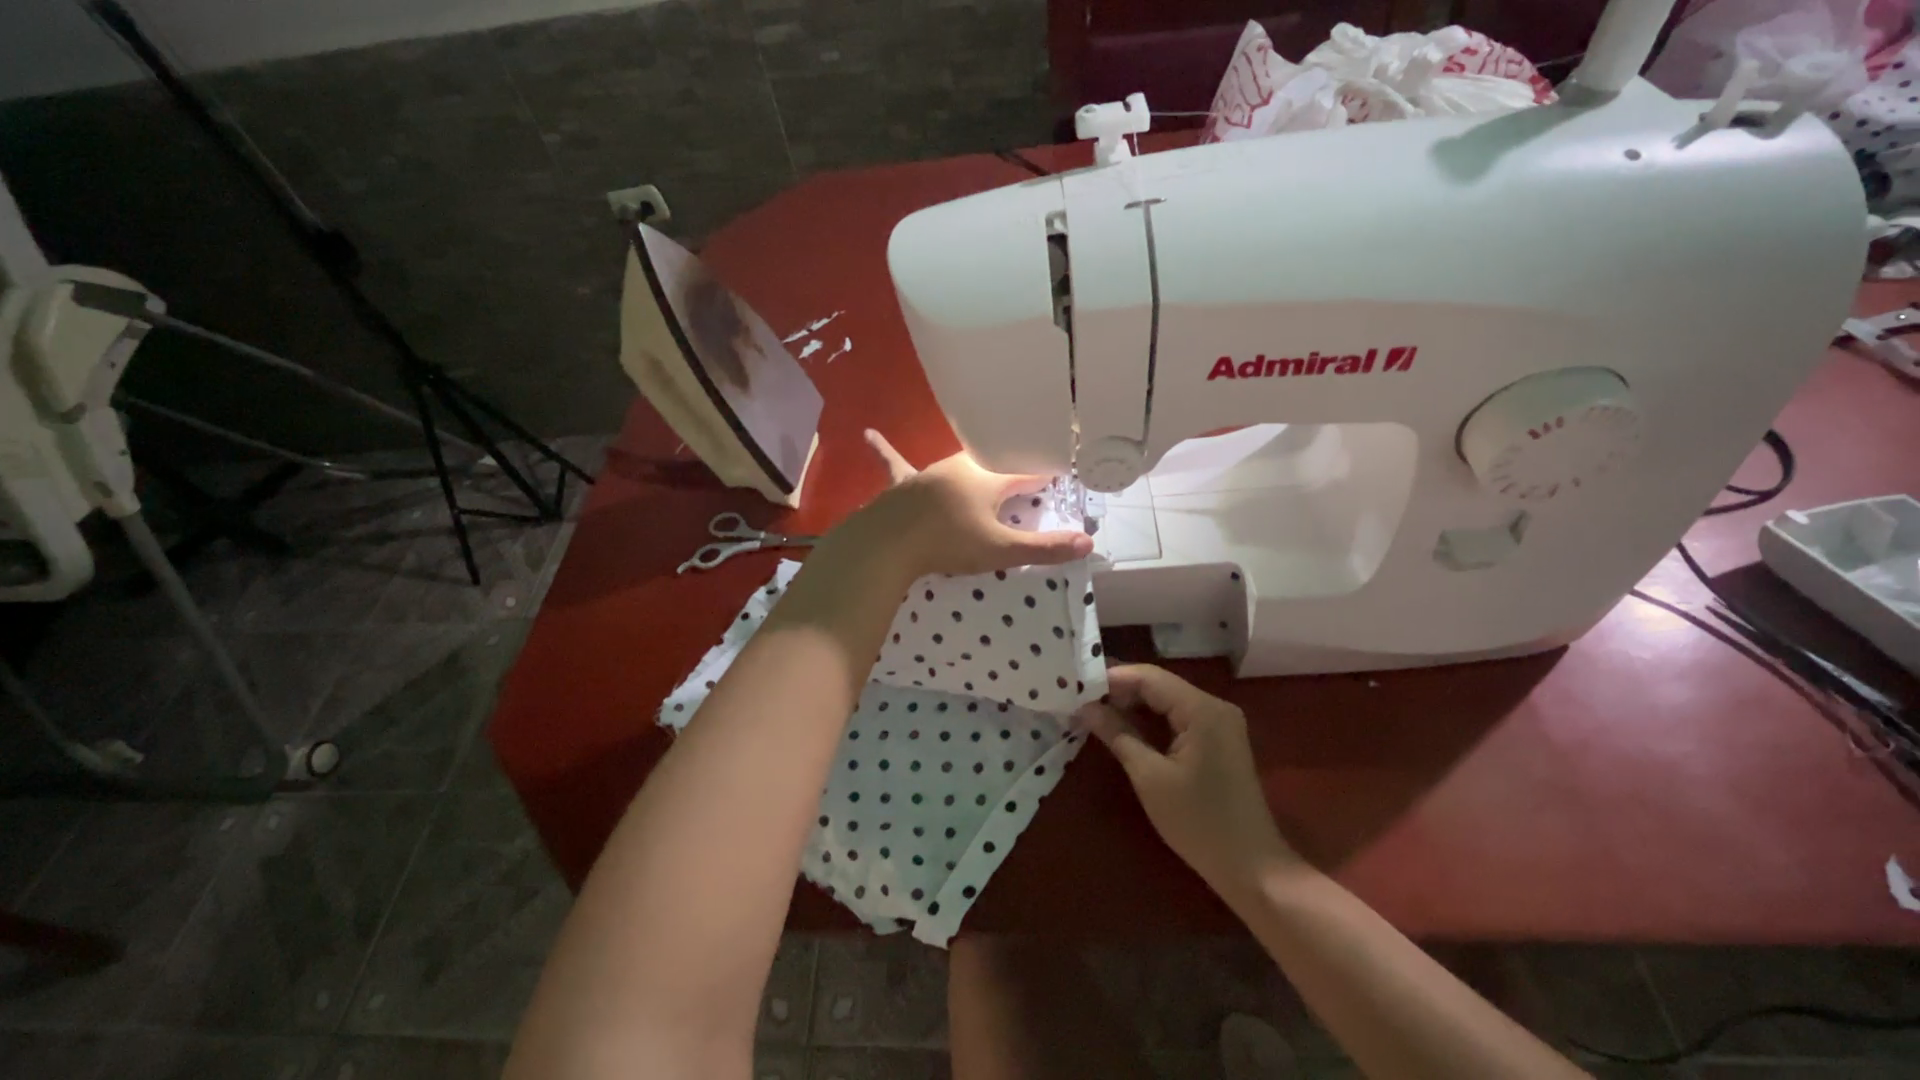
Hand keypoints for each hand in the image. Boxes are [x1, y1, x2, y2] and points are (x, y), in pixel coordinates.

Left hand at [852, 429, 1092, 577]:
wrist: (888, 544)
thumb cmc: (948, 543)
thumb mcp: (1001, 550)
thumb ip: (1044, 548)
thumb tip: (1088, 542)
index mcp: (989, 478)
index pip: (1028, 470)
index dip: (1047, 472)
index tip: (1064, 470)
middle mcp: (961, 467)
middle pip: (994, 462)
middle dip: (1012, 465)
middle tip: (1028, 470)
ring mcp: (929, 473)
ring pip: (956, 463)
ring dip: (973, 463)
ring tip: (985, 461)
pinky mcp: (902, 485)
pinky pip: (896, 464)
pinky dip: (885, 451)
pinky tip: (869, 434)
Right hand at [1075, 665, 1298, 891]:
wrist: (1250, 865)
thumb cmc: (1198, 822)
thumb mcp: (1149, 777)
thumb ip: (1117, 734)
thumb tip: (1086, 708)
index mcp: (1202, 709)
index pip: (1150, 677)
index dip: (1112, 679)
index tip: (1076, 688)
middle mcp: (1215, 707)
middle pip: (1160, 685)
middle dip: (1120, 692)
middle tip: (1080, 703)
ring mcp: (1221, 724)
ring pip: (1168, 702)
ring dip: (1134, 707)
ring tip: (1095, 715)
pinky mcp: (1219, 741)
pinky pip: (1180, 719)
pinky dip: (1152, 722)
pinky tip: (1125, 730)